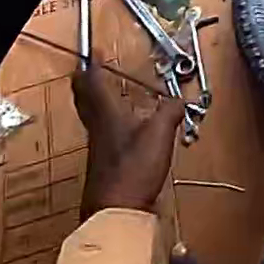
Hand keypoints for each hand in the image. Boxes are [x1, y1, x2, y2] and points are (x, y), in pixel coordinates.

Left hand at [73, 56, 184, 215]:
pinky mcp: (103, 162)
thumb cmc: (133, 170)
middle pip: (83, 98)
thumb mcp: (159, 135)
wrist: (115, 211)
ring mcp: (98, 146)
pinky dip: (106, 120)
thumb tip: (179, 99)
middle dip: (85, 80)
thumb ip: (170, 112)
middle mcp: (97, 127)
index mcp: (106, 114)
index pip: (93, 82)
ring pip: (90, 114)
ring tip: (105, 92)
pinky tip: (119, 126)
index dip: (93, 64)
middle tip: (91, 69)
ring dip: (94, 100)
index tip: (95, 51)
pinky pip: (100, 132)